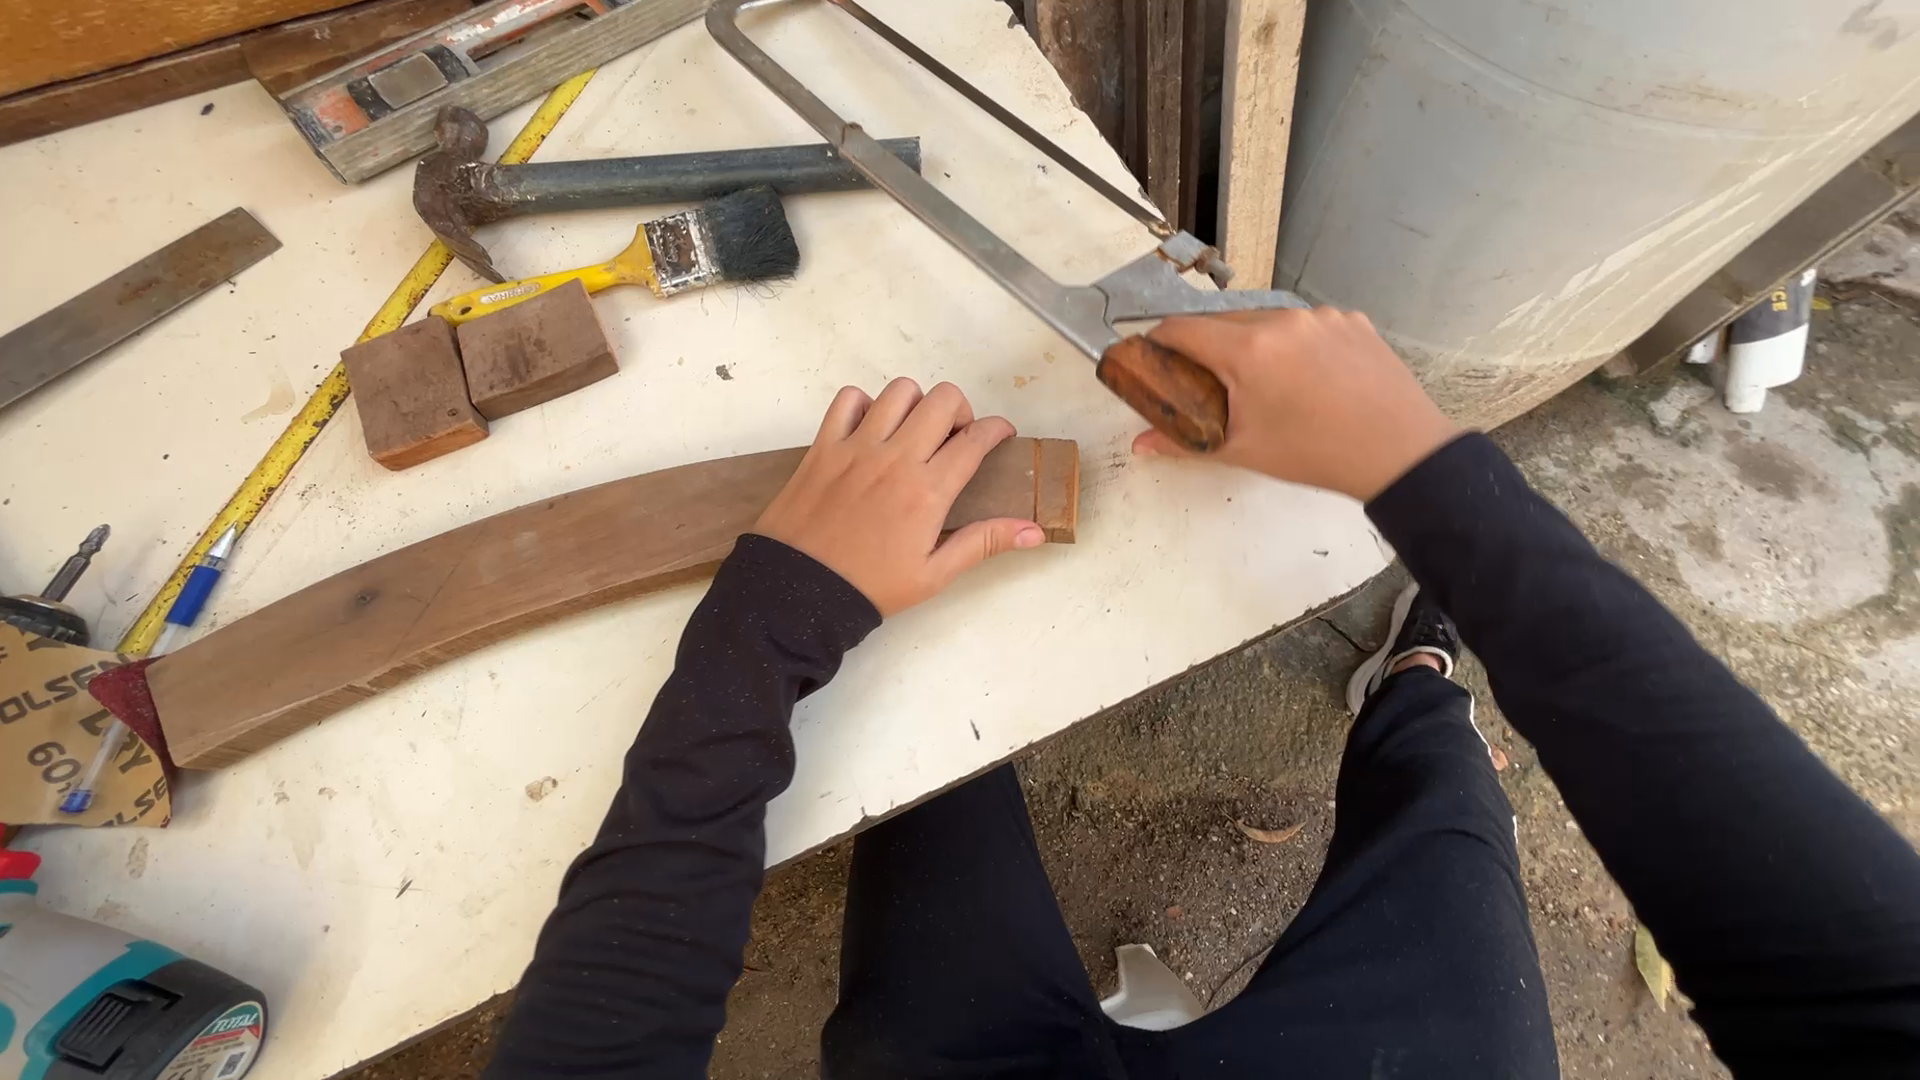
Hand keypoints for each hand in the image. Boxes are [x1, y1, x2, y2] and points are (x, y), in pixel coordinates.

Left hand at [755, 379, 1045, 615]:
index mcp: (928, 490)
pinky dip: (864, 404)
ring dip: (915, 404)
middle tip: (954, 437)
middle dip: (960, 410)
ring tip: (913, 431)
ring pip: (899, 391)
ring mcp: (856, 447)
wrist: (798, 592)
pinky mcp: (823, 446)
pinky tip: (870, 429)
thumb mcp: (934, 574)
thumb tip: (1035, 531)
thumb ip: (984, 543)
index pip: (975, 439)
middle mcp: (896, 458)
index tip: (1001, 435)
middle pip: (943, 400)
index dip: (997, 430)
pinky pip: (848, 399)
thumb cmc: (870, 587)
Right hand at [1131, 309, 1462, 500]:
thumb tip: (1140, 446)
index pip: (1181, 328)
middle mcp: (1282, 320)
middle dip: (1202, 345)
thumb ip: (1182, 444)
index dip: (1157, 341)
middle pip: (1220, 321)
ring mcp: (1320, 316)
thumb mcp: (1242, 450)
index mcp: (1248, 350)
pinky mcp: (1350, 320)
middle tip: (1201, 379)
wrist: (1398, 452)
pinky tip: (1301, 376)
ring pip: (1264, 319)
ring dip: (1247, 342)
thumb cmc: (1313, 454)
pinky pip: (1303, 323)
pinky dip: (1289, 343)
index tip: (1150, 356)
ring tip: (1257, 381)